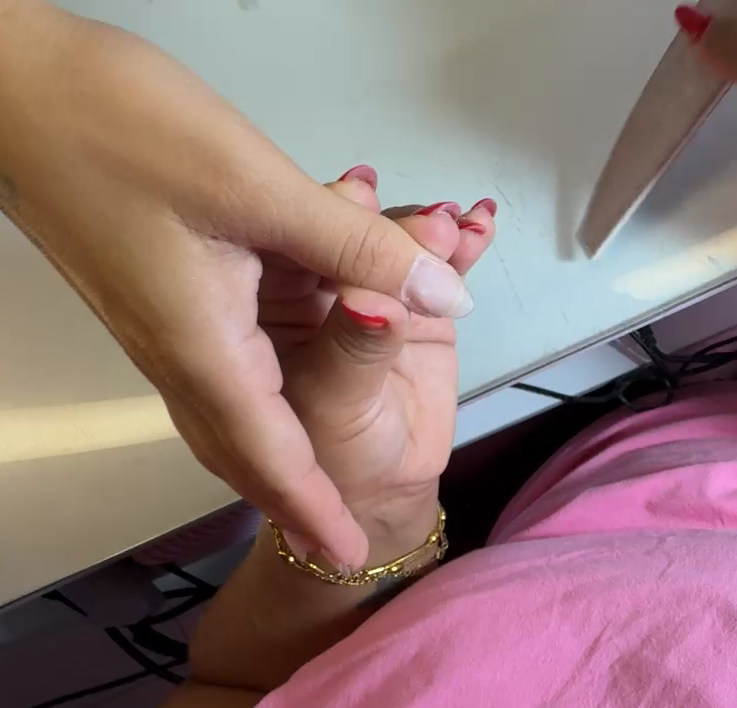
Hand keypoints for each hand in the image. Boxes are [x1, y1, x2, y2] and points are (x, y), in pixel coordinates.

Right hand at [0, 10, 478, 569]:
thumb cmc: (117, 124)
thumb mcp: (259, 188)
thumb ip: (363, 250)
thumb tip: (449, 298)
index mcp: (203, 349)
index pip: (271, 455)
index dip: (312, 508)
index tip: (345, 557)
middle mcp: (180, 356)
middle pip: (249, 452)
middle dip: (296, 499)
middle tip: (335, 541)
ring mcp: (167, 329)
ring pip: (240, 414)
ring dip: (285, 456)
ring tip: (322, 493)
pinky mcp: (165, 297)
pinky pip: (233, 369)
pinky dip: (275, 393)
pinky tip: (298, 393)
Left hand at [262, 182, 497, 567]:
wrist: (389, 482)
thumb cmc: (340, 454)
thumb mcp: (335, 400)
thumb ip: (355, 347)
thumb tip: (386, 301)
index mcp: (257, 299)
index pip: (283, 240)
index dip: (321, 216)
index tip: (358, 196)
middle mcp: (307, 284)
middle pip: (343, 230)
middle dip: (386, 220)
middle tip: (425, 221)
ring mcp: (365, 290)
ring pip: (394, 243)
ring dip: (429, 229)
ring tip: (460, 224)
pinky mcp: (414, 304)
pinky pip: (436, 268)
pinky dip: (461, 247)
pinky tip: (479, 225)